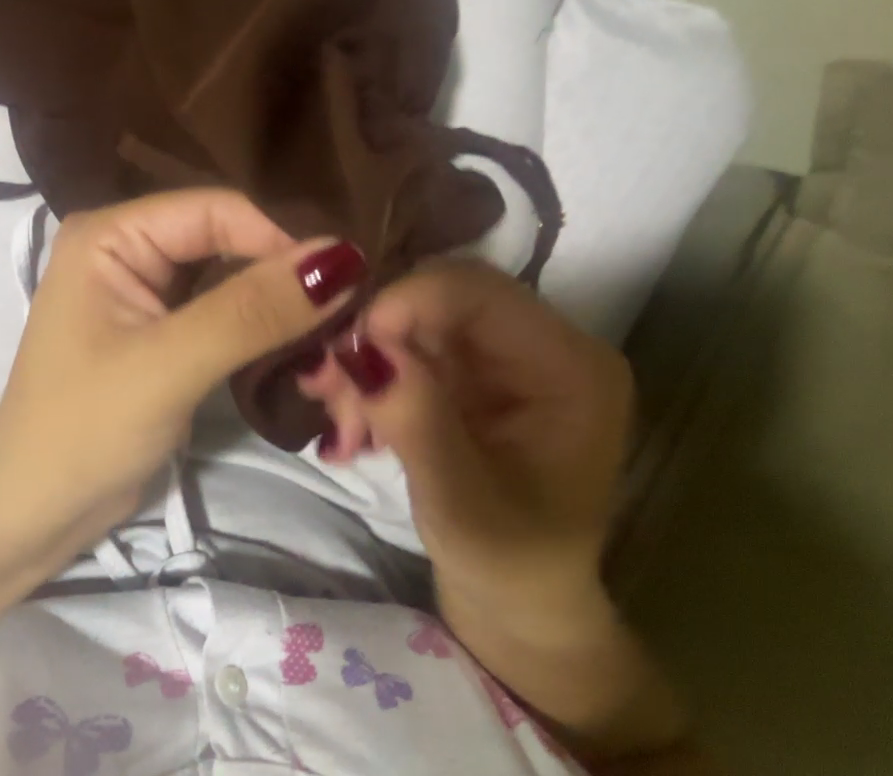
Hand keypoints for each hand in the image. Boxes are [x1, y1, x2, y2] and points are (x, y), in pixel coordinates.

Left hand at [0, 189, 364, 564]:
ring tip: (333, 336)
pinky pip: (219, 313)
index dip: (280, 241)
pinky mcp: (156, 333)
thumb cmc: (85, 430)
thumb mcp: (169, 365)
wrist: (37, 510)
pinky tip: (297, 351)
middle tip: (348, 318)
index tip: (345, 287)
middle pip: (225, 239)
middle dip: (282, 276)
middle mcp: (123, 249)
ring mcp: (139, 293)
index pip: (214, 210)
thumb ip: (252, 310)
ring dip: (276, 305)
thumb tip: (343, 258)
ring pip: (228, 277)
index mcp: (108, 235)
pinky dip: (257, 329)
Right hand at [300, 259, 633, 637]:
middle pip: (437, 298)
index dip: (401, 303)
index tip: (342, 353)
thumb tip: (359, 350)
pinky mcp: (468, 376)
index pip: (476, 290)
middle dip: (372, 338)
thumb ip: (416, 419)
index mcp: (568, 367)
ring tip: (339, 425)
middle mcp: (539, 346)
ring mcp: (501, 359)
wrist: (517, 602)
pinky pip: (403, 349)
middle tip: (324, 390)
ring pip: (410, 320)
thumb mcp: (460, 500)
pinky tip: (352, 428)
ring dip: (362, 364)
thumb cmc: (507, 562)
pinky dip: (368, 380)